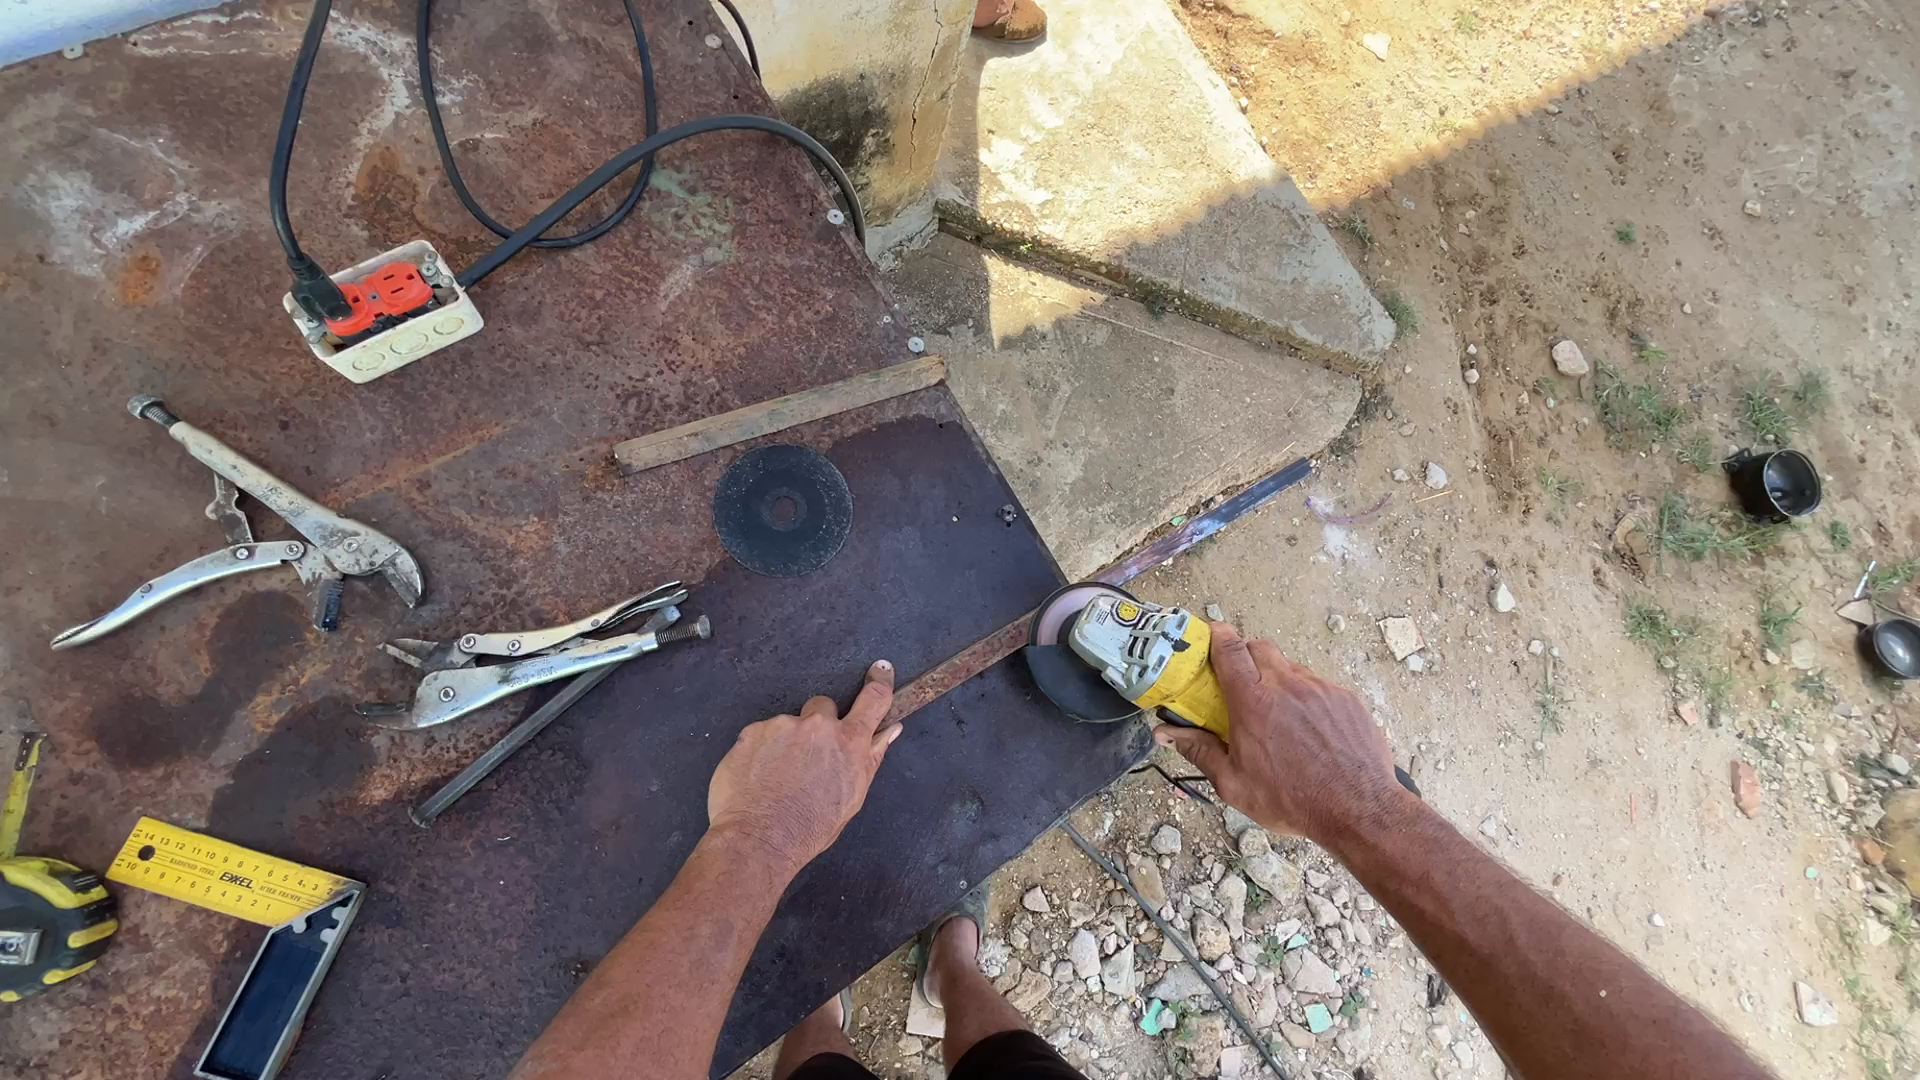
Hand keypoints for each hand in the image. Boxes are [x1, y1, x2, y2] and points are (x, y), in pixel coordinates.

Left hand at [707, 659, 901, 875]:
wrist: (759, 840)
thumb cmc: (810, 827)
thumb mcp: (852, 796)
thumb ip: (871, 757)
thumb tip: (890, 730)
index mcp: (849, 742)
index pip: (873, 699)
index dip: (880, 681)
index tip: (881, 670)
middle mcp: (818, 726)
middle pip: (823, 706)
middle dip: (817, 724)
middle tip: (807, 756)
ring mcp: (783, 725)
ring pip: (788, 723)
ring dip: (786, 741)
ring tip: (777, 776)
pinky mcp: (752, 731)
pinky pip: (761, 733)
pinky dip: (760, 751)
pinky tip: (758, 776)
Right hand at [1154, 623, 1404, 843]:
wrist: (1360, 810)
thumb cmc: (1292, 800)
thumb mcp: (1233, 783)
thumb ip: (1198, 751)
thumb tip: (1164, 734)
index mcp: (1252, 701)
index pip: (1230, 649)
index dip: (1218, 635)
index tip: (1211, 634)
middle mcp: (1286, 685)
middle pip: (1259, 647)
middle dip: (1245, 654)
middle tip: (1240, 678)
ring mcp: (1320, 689)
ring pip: (1290, 667)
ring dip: (1277, 678)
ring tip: (1277, 712)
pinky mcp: (1346, 700)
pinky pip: (1319, 686)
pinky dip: (1306, 698)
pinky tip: (1308, 729)